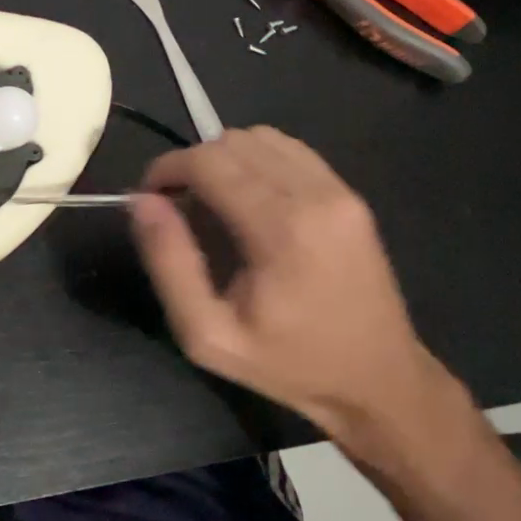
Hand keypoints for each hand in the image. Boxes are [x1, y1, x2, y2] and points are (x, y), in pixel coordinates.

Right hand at [129, 126, 445, 439]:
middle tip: (176, 207)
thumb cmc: (288, 364)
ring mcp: (339, 190)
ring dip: (223, 159)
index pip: (207, 161)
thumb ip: (169, 262)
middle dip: (191, 164)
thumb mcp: (208, 334)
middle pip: (231, 142)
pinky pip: (289, 151)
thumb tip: (141, 201)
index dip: (165, 169)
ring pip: (260, 138)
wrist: (379, 382)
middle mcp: (315, 195)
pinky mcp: (350, 194)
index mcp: (281, 229)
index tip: (149, 199)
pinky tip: (248, 199)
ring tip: (212, 202)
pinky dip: (256, 162)